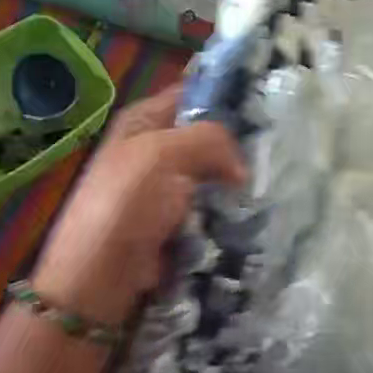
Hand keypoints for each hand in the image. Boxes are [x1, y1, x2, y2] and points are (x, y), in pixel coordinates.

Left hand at [30, 84, 246, 326]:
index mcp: (141, 122)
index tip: (269, 109)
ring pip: (210, 181)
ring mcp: (161, 193)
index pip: (191, 95)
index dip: (228, 97)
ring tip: (268, 191)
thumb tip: (240, 168)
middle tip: (275, 156)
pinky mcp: (171, 228)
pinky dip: (223, 219)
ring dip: (233, 190)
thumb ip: (209, 140)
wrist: (98, 277)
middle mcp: (151, 152)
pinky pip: (207, 215)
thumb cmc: (123, 206)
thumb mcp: (162, 154)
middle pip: (205, 141)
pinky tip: (250, 219)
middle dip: (237, 150)